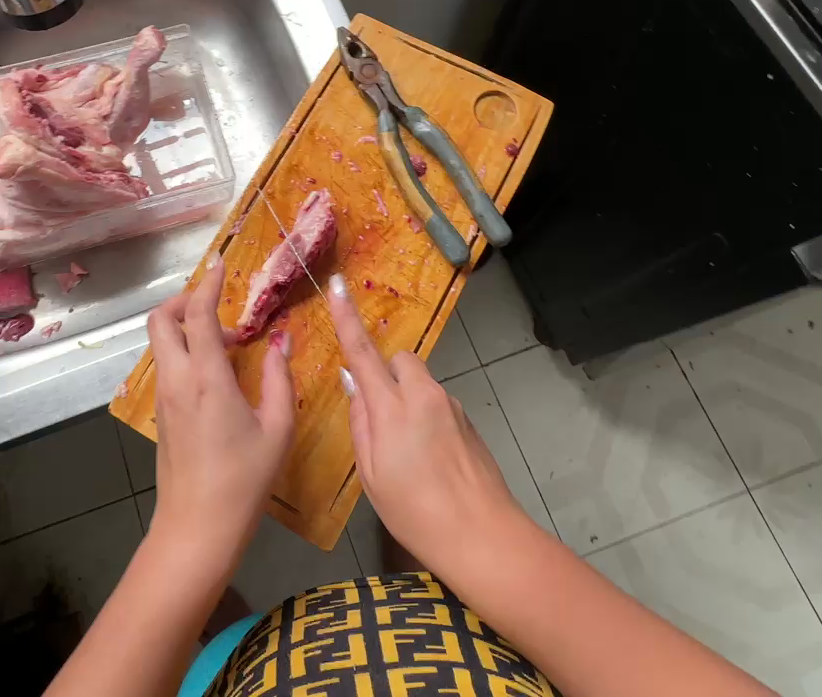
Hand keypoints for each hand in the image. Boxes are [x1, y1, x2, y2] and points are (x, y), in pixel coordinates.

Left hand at [145, 255, 294, 550]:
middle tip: (216, 301)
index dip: (209, 284)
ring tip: (228, 341)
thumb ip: (280, 380)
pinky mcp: (161, 414)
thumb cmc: (244, 480)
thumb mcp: (277, 429)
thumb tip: (282, 344)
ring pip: (161, 342)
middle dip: (183, 299)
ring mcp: (164, 397)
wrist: (196, 529)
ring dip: (185, 326)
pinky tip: (218, 371)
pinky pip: (167, 365)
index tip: (222, 265)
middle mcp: (177, 379)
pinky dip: (185, 350)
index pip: (199, 314)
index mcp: (206, 378)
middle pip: (160, 319)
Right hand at [330, 272, 527, 574]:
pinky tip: (429, 460)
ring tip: (406, 451)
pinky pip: (437, 403)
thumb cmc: (415, 512)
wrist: (483, 536)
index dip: (346, 316)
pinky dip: (426, 417)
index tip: (337, 284)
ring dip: (406, 398)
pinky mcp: (468, 421)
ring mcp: (451, 406)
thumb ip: (360, 423)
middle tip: (378, 415)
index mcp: (392, 408)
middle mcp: (424, 395)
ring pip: (419, 383)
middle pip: (399, 360)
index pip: (362, 352)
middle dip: (385, 374)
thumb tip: (354, 384)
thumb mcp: (371, 475)